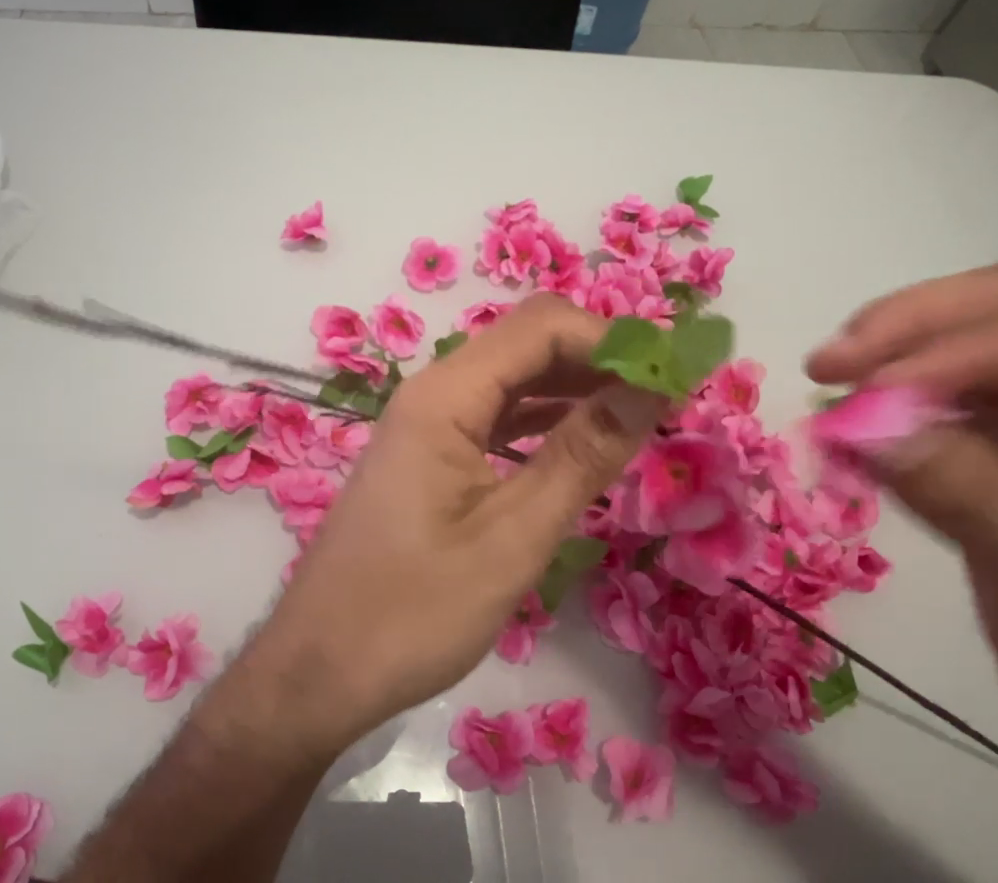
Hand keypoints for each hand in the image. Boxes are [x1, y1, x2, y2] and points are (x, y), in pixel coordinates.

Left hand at [241, 295, 666, 756]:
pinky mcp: (429, 458)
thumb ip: (582, 456)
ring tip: (644, 419)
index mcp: (445, 397)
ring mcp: (427, 426)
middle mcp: (433, 394)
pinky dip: (545, 422)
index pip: (543, 327)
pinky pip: (496, 418)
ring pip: (514, 380)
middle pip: (527, 344)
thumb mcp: (513, 538)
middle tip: (670, 400)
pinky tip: (586, 444)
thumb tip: (651, 389)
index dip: (614, 340)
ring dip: (577, 389)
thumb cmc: (413, 611)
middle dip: (600, 360)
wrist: (320, 669)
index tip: (677, 378)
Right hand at [808, 264, 997, 876]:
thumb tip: (853, 422)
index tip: (873, 385)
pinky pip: (950, 411)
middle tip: (833, 362)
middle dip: (923, 329)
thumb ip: (974, 498)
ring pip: (979, 350)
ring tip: (829, 383)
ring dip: (899, 358)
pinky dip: (893, 411)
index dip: (970, 350)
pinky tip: (845, 428)